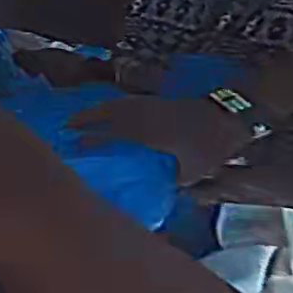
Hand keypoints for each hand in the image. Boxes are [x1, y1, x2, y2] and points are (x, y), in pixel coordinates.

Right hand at [69, 95, 253, 185]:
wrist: (227, 117)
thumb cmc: (210, 147)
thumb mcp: (192, 170)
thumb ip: (169, 180)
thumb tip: (153, 192)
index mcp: (144, 134)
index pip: (107, 135)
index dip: (88, 140)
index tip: (73, 145)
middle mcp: (138, 116)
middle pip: (102, 115)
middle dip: (82, 120)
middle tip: (65, 127)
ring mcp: (144, 105)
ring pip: (110, 105)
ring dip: (92, 111)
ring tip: (78, 118)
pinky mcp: (151, 100)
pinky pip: (121, 101)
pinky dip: (108, 106)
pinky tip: (105, 111)